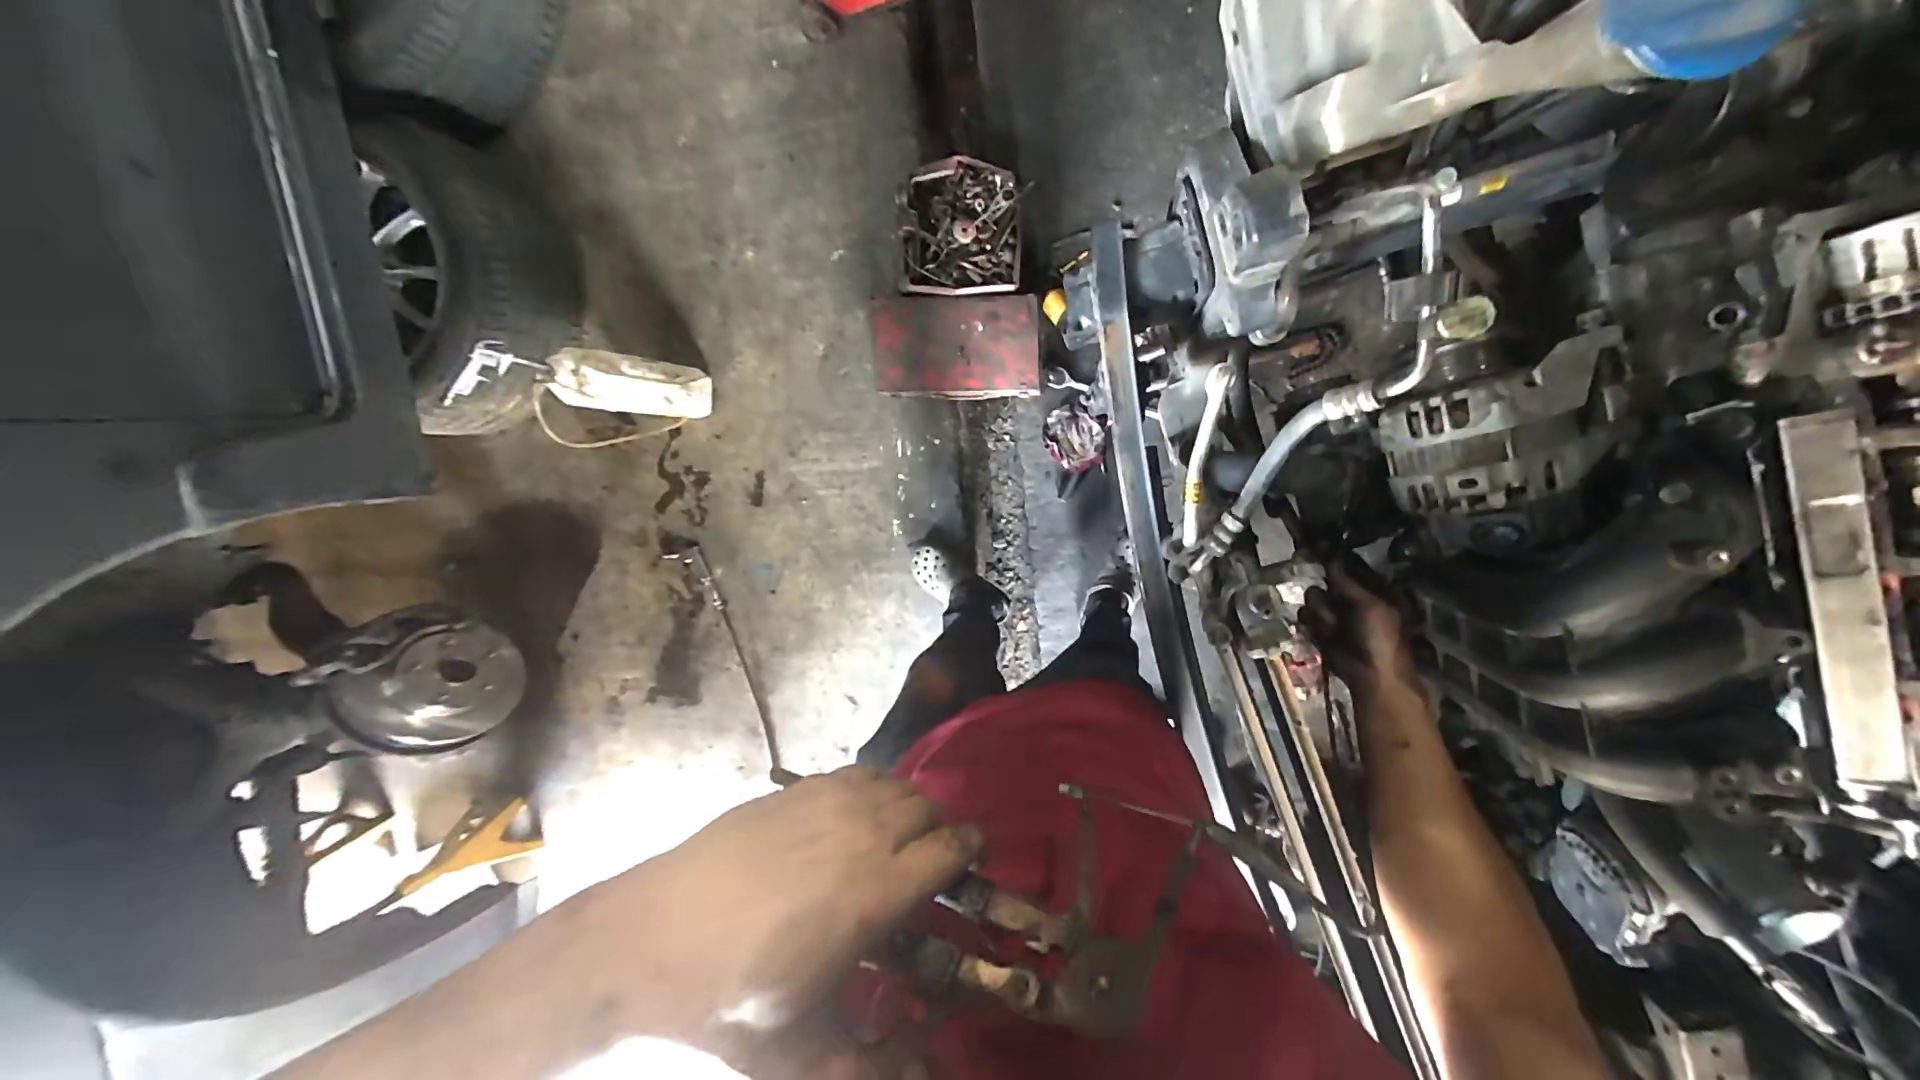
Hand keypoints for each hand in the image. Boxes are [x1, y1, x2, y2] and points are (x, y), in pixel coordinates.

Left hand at [578, 766, 980, 1074]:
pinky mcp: (792, 790)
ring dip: (906, 805)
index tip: (973, 856)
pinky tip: (851, 814)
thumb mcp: (795, 1051)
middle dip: (938, 830)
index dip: (969, 849)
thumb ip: (861, 1071)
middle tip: (929, 856)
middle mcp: (860, 834)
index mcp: (873, 892)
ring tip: (894, 833)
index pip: (948, 851)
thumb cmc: (726, 999)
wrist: (646, 940)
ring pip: (893, 785)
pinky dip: (870, 787)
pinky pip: (854, 774)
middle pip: (926, 809)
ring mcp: (824, 803)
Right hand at [1304, 563, 1420, 703]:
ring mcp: (1335, 614)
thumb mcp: (1370, 604)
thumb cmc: (1381, 637)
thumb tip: (1330, 556)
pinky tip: (1325, 635)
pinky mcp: (1321, 630)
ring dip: (1322, 615)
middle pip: (1324, 582)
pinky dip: (1314, 626)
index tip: (1316, 551)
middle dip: (1327, 596)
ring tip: (1335, 629)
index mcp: (1372, 589)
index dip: (1332, 560)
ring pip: (1313, 600)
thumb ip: (1347, 581)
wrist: (1372, 675)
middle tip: (1336, 608)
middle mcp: (1351, 598)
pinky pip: (1306, 618)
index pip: (1347, 567)